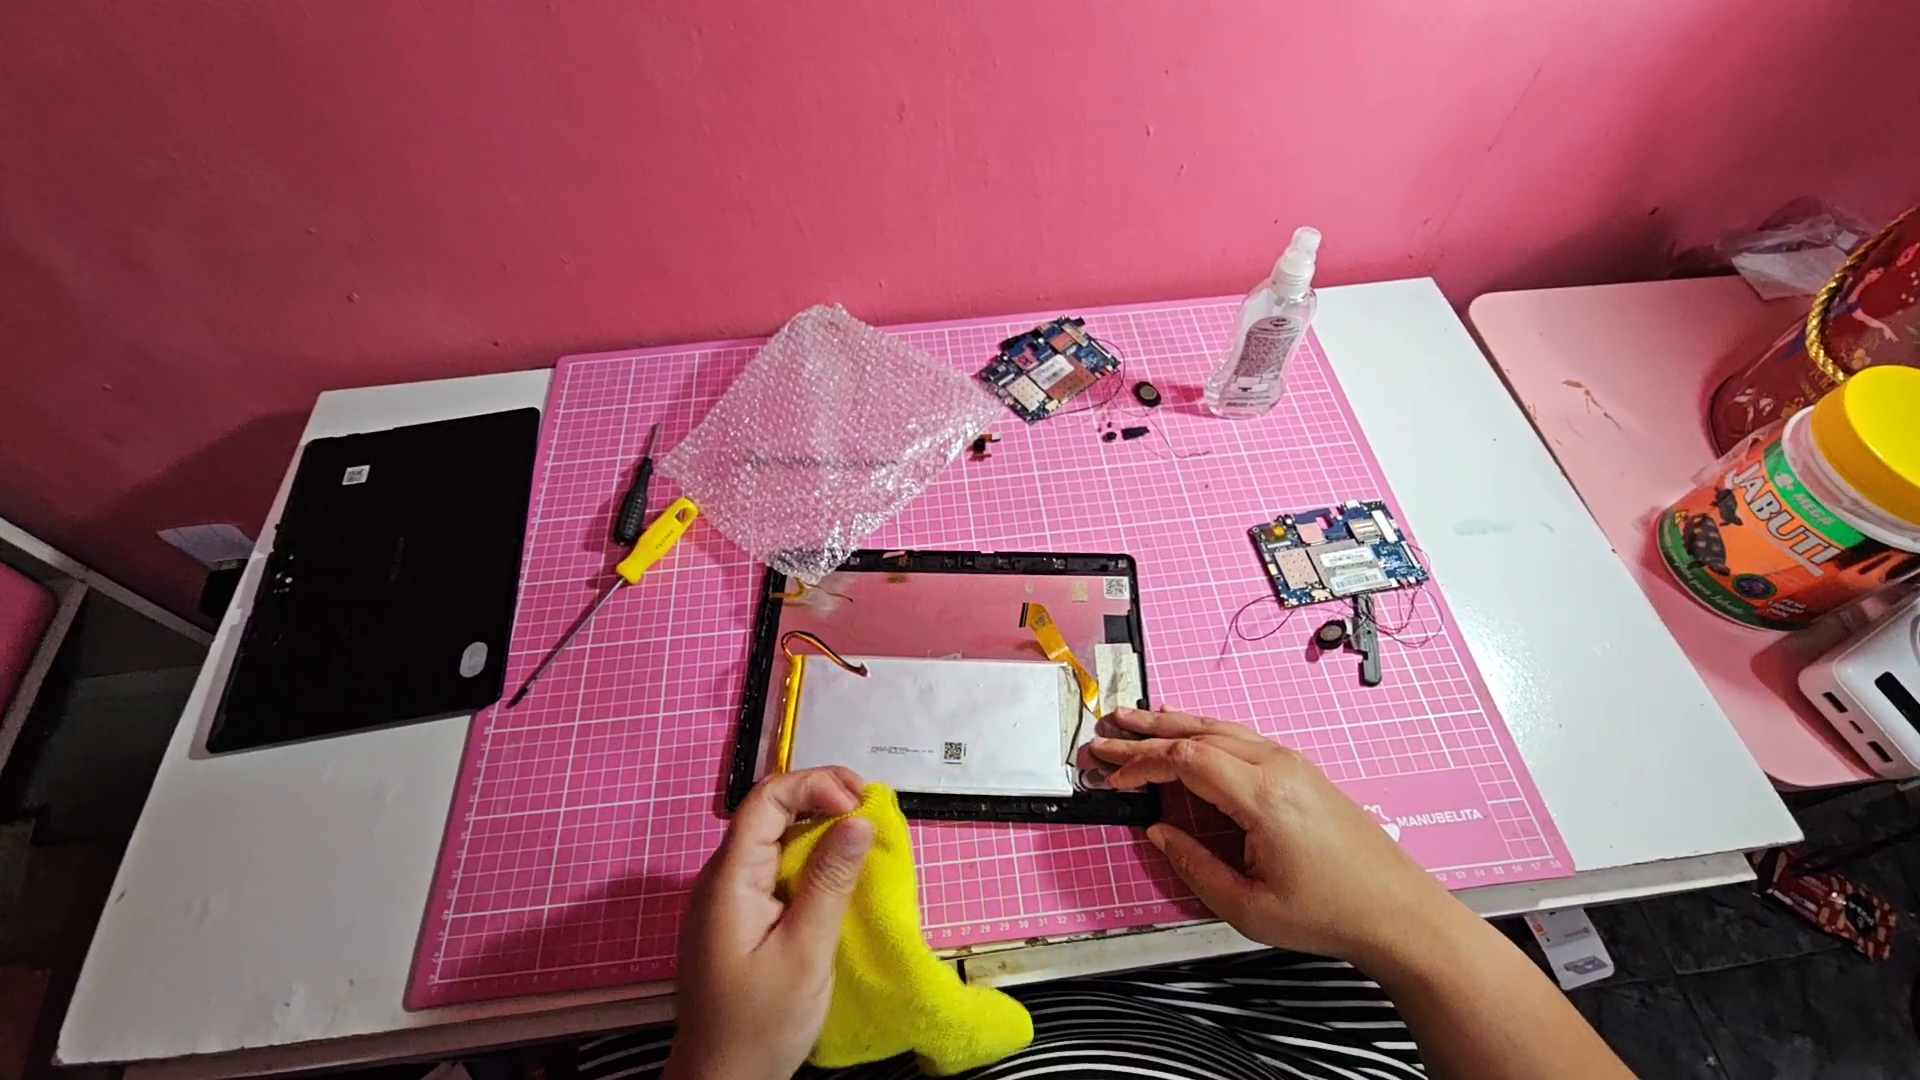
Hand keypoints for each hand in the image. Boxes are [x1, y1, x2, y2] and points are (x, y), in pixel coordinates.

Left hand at [665, 767, 875, 1079]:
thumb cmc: (761, 1023)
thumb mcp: (805, 951)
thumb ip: (830, 880)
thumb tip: (859, 818)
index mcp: (730, 876)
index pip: (766, 798)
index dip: (814, 784)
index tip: (858, 803)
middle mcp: (724, 874)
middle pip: (770, 810)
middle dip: (822, 797)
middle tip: (869, 810)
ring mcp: (729, 894)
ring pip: (774, 835)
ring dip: (819, 825)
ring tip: (862, 832)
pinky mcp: (741, 913)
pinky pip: (775, 863)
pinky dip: (810, 855)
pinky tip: (838, 867)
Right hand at [1092, 707, 1464, 966]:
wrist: (1400, 913)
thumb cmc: (1330, 914)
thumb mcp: (1249, 907)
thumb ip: (1194, 865)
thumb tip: (1158, 832)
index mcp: (1263, 795)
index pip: (1186, 759)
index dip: (1141, 764)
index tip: (1113, 777)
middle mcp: (1276, 765)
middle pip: (1196, 734)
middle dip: (1146, 732)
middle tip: (1107, 730)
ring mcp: (1290, 762)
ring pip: (1217, 728)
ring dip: (1171, 723)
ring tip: (1133, 718)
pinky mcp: (1298, 768)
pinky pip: (1238, 735)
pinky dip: (1201, 729)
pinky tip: (1186, 728)